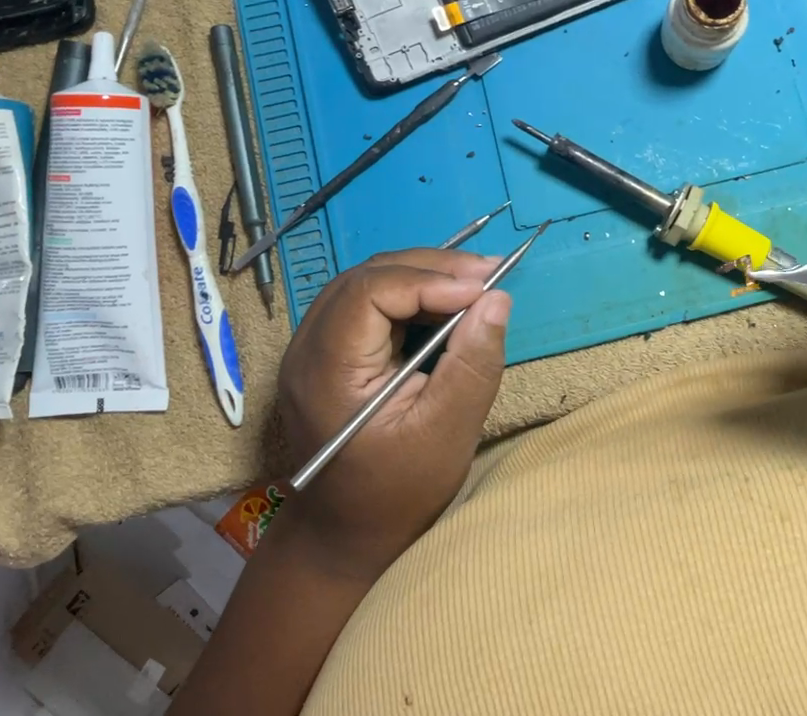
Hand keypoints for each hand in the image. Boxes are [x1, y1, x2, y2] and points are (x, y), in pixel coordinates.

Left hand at [274, 249, 510, 578]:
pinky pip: (371, 305)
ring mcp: (316, 348)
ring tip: (478, 283)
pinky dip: (414, 296)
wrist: (344, 538)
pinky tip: (450, 302)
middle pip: (367, 278)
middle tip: (490, 274)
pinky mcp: (333, 353)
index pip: (369, 292)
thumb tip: (497, 299)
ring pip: (369, 284)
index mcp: (325, 371)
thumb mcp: (446, 436)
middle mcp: (309, 348)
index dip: (428, 279)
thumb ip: (472, 366)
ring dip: (424, 276)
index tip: (483, 289)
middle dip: (432, 268)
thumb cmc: (395, 496)